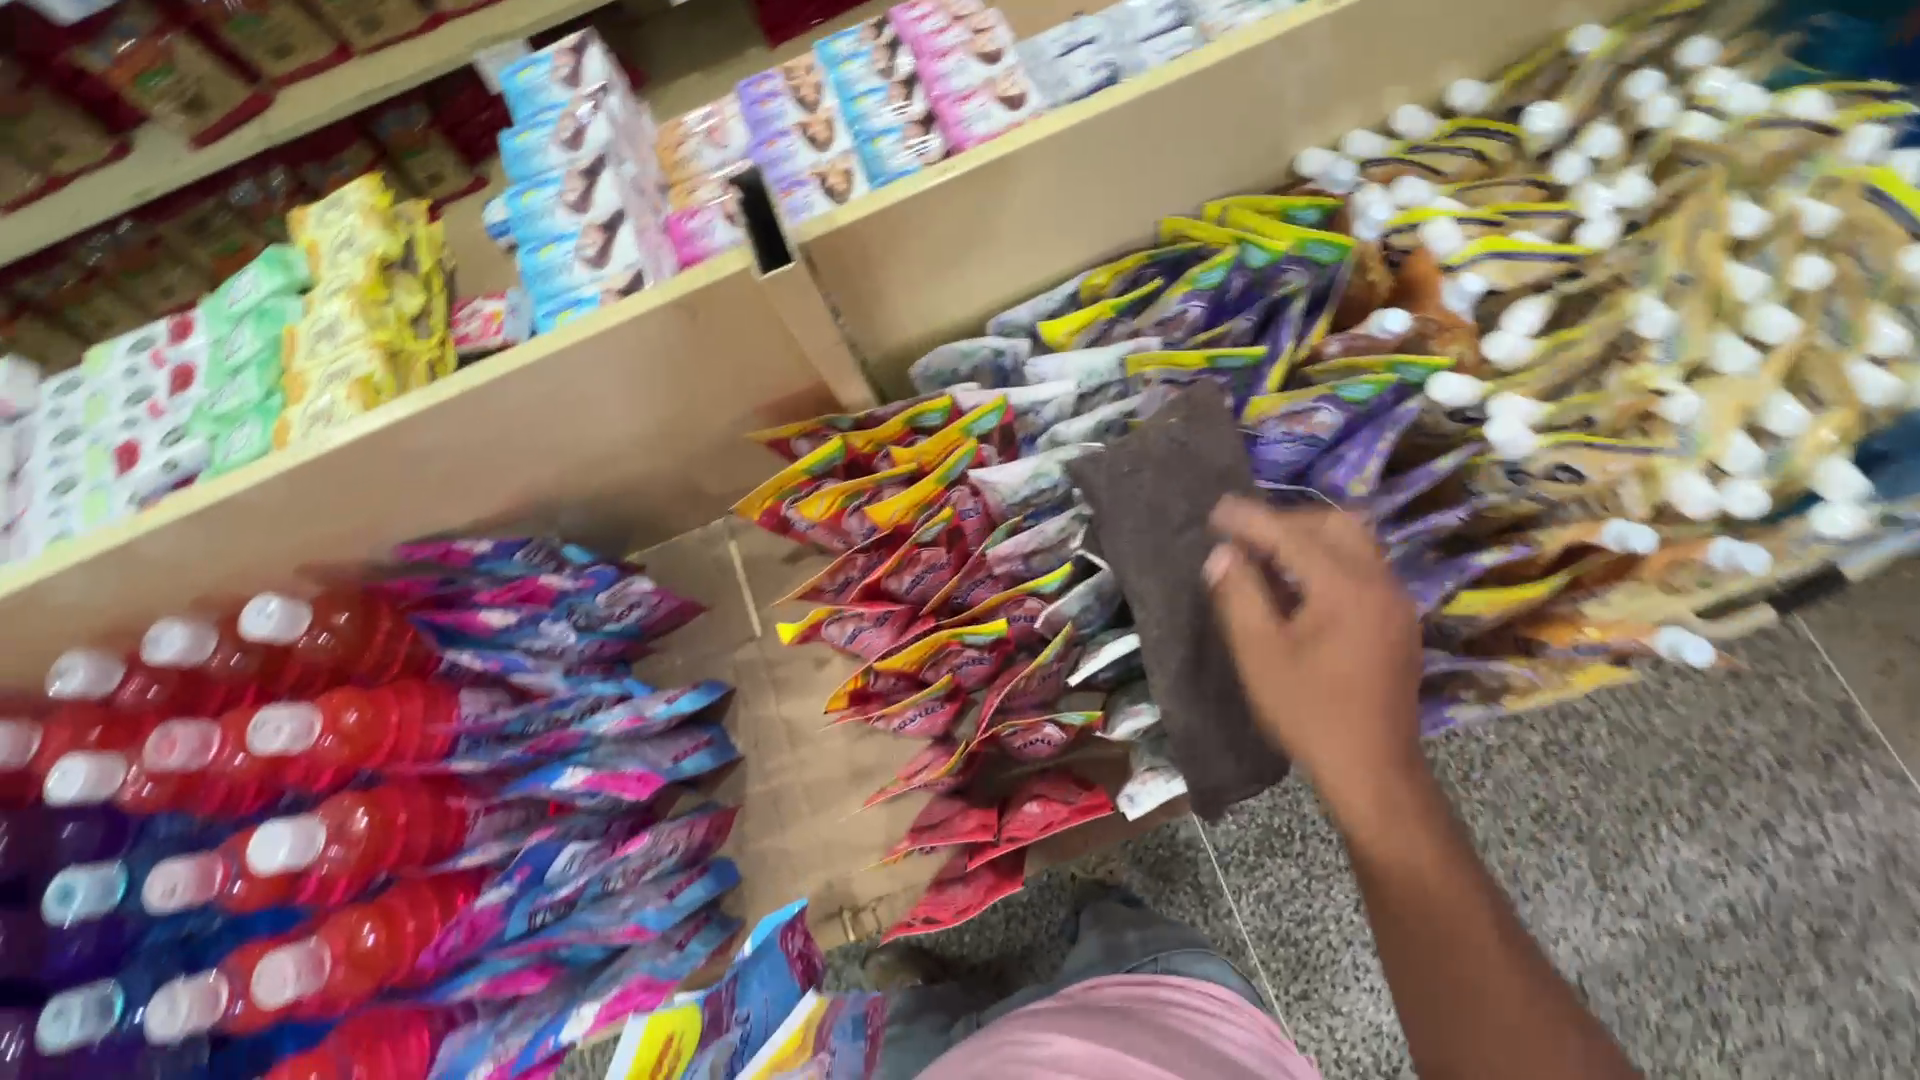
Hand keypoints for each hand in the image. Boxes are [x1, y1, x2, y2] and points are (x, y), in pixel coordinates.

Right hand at [1204, 496, 1424, 813]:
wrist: (1372, 768)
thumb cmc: (1308, 712)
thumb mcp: (1259, 654)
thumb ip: (1239, 595)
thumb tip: (1222, 554)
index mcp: (1345, 587)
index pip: (1292, 535)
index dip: (1250, 519)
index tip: (1217, 510)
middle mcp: (1380, 583)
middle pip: (1335, 524)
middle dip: (1287, 521)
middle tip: (1245, 536)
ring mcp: (1397, 601)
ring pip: (1356, 543)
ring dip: (1311, 539)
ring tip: (1268, 557)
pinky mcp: (1400, 621)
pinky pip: (1364, 568)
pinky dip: (1330, 561)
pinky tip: (1301, 588)